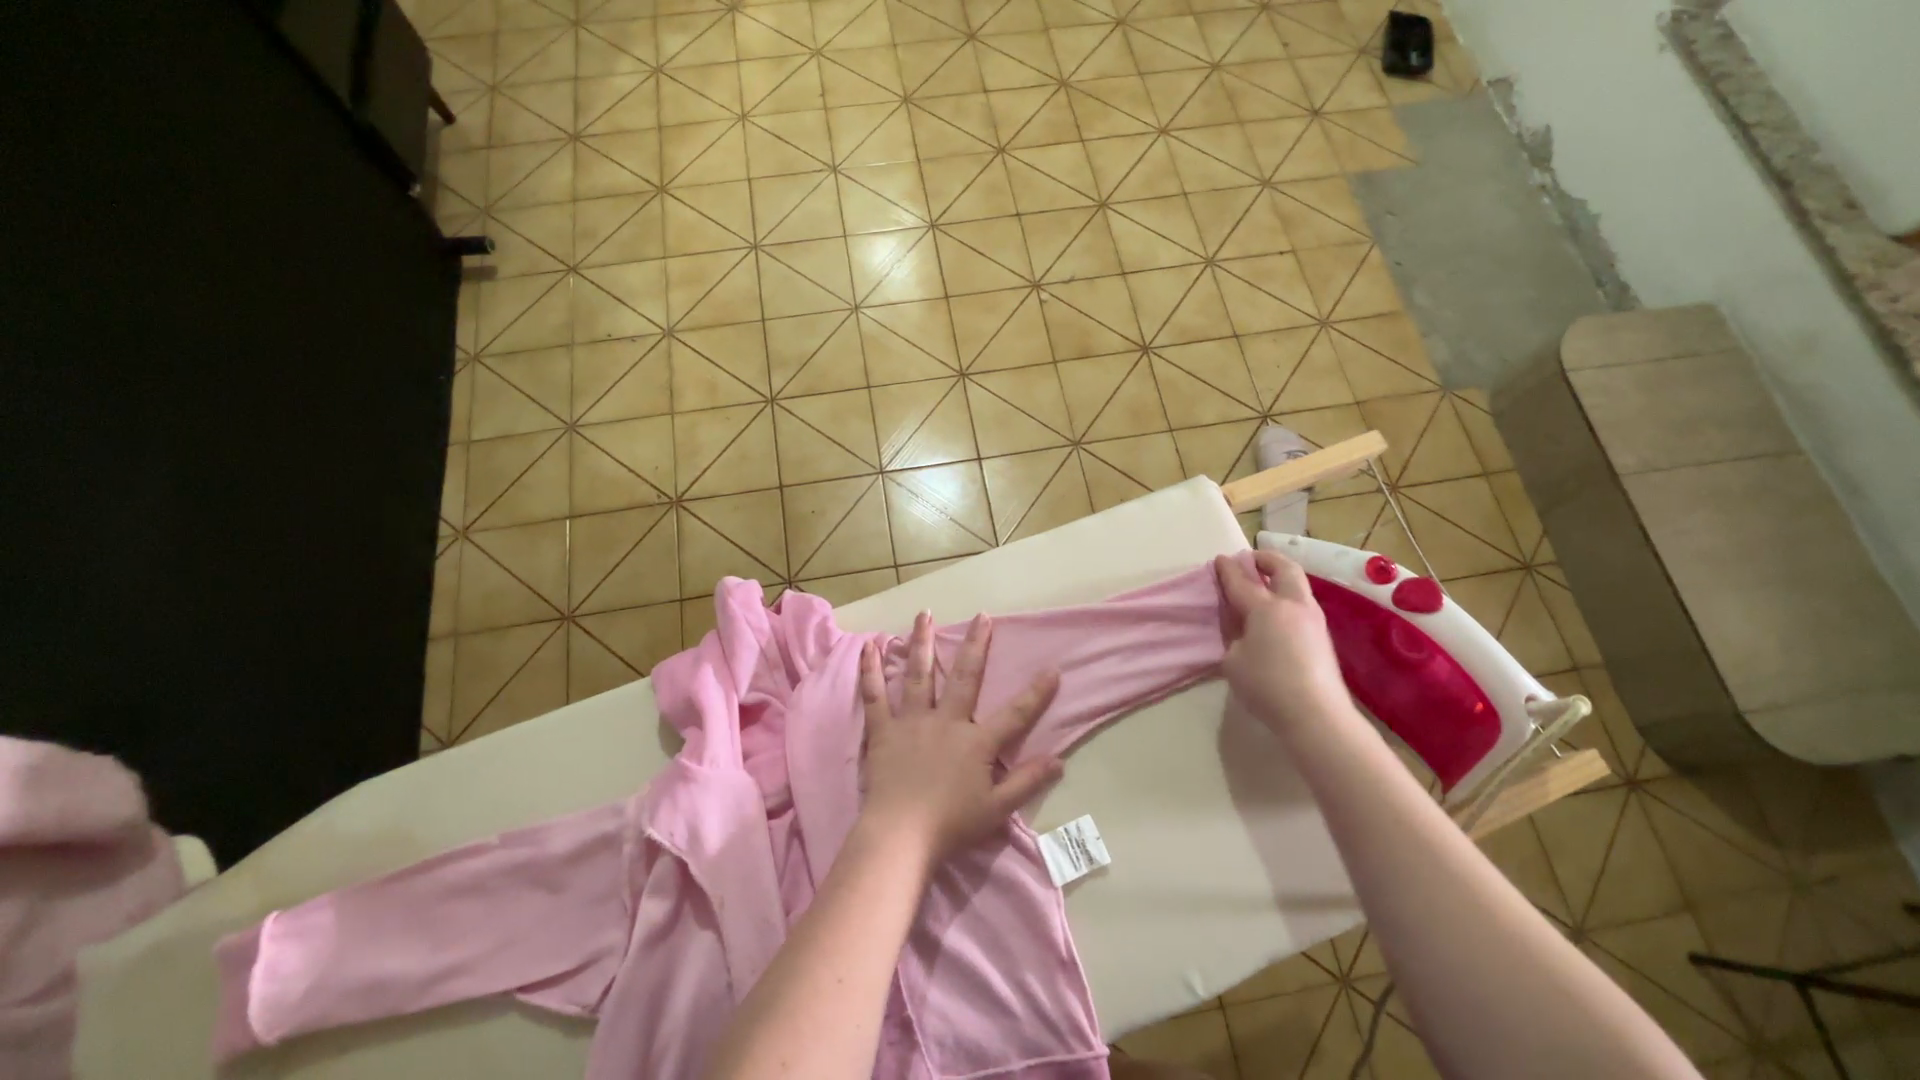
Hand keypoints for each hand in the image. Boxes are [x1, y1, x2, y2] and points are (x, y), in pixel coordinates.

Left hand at [858, 612, 1063, 864]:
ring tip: (925, 614)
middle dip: (976, 644)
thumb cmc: (950, 824)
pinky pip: (875, 695)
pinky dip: (871, 670)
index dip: (1036, 693)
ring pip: (919, 674)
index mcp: (976, 742)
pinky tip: (869, 646)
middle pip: (965, 677)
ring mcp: (912, 722)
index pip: (1014, 714)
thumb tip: (1059, 760)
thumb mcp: (997, 809)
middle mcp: (946, 722)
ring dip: (923, 642)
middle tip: (982, 615)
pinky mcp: (883, 730)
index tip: (1052, 669)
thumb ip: (1027, 782)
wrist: (900, 834)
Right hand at [1213, 551, 1353, 734]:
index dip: (1227, 569)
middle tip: (1250, 560)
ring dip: (1280, 578)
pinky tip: (1277, 613)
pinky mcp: (1322, 636)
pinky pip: (1302, 604)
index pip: (1241, 582)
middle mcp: (1293, 605)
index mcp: (1266, 608)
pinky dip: (1287, 597)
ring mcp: (1313, 619)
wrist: (1316, 713)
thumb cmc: (1267, 685)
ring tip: (1264, 585)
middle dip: (1266, 559)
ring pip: (1298, 585)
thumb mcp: (1233, 661)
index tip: (1219, 560)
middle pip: (1284, 568)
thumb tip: (1241, 627)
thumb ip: (1233, 636)